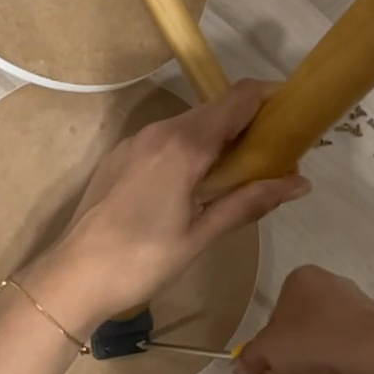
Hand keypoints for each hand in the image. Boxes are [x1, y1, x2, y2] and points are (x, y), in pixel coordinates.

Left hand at [21, 80, 310, 333]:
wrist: (74, 275)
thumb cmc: (142, 261)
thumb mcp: (202, 234)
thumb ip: (249, 202)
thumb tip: (300, 183)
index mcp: (183, 145)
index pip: (237, 99)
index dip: (271, 97)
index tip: (297, 113)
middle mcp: (157, 131)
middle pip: (213, 110)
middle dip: (248, 122)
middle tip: (277, 152)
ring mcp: (133, 143)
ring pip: (187, 125)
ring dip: (217, 137)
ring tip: (241, 170)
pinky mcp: (118, 158)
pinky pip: (163, 140)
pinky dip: (189, 148)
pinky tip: (197, 180)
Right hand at [233, 266, 373, 373]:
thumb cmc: (312, 339)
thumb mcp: (267, 349)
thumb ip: (250, 357)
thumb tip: (240, 366)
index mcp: (302, 284)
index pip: (275, 318)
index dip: (264, 350)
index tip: (257, 373)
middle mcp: (327, 296)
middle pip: (294, 343)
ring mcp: (351, 323)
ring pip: (315, 359)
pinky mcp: (369, 348)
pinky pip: (337, 366)